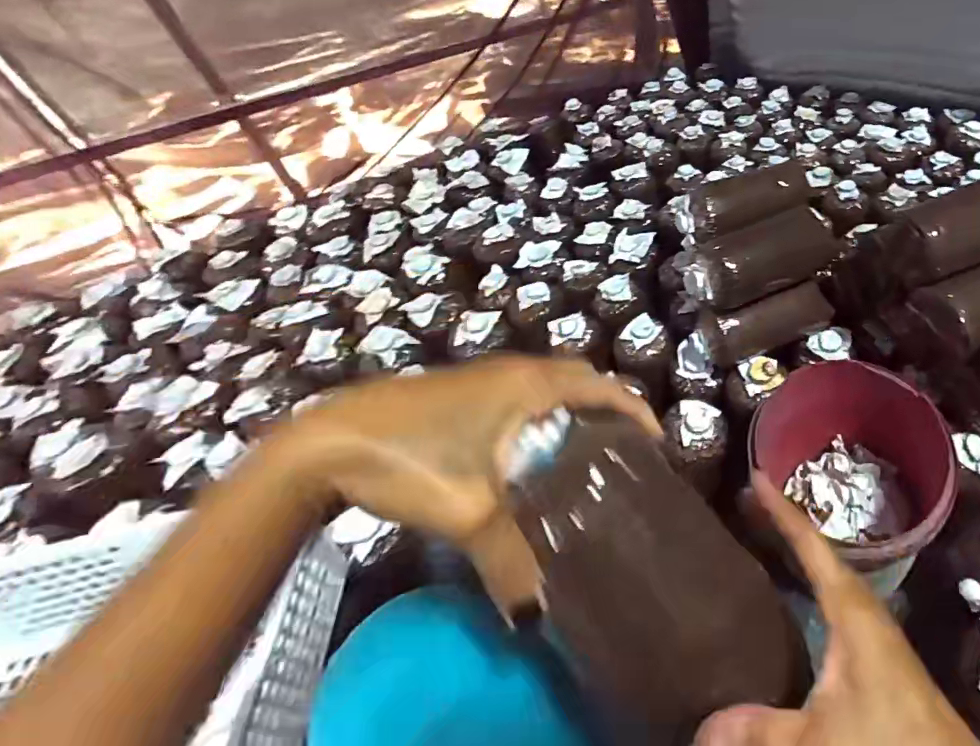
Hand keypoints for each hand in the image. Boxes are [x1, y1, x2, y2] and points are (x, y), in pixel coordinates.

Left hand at [274, 355, 658, 612]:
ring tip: (583, 448)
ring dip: (573, 404)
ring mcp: (486, 373)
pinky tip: (526, 448)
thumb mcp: (466, 513)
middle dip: (608, 404)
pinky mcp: (462, 386)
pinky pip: (523, 389)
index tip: (655, 442)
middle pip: (581, 376)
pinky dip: (543, 408)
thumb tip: (539, 610)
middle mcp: (517, 369)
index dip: (635, 410)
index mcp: (532, 385)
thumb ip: (510, 558)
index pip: (603, 387)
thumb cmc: (410, 461)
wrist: (324, 444)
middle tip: (620, 446)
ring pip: (549, 381)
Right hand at [694, 479, 979, 745]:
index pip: (811, 546)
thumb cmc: (884, 739)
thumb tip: (702, 725)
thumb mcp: (816, 740)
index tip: (758, 477)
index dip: (783, 511)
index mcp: (852, 609)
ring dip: (801, 557)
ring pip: (831, 579)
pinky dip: (811, 588)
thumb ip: (760, 729)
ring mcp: (874, 631)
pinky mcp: (878, 656)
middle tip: (750, 504)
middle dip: (786, 528)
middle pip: (820, 555)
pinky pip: (835, 603)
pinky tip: (798, 607)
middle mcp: (864, 609)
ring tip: (768, 541)